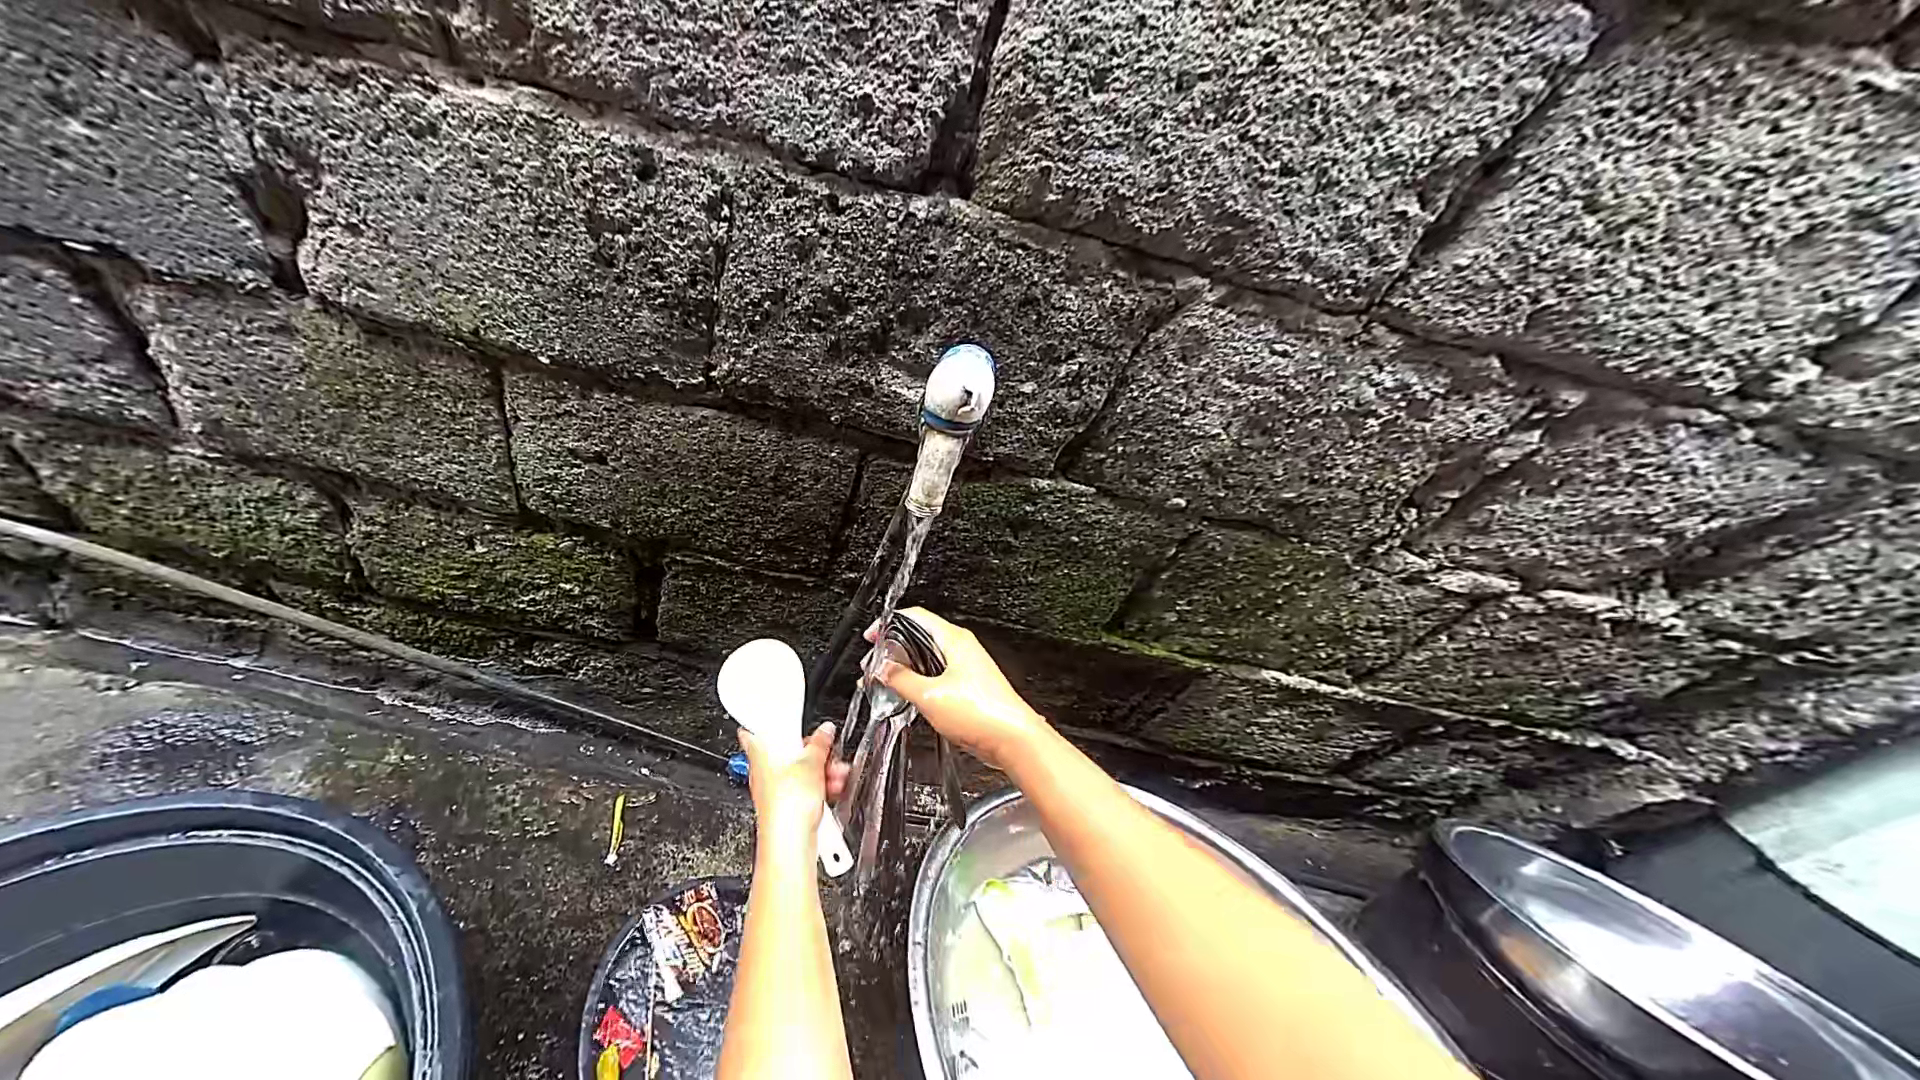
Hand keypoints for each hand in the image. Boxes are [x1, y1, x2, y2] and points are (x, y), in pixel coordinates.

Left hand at [738, 722, 849, 849]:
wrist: (790, 842)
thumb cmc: (786, 805)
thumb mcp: (811, 763)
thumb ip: (820, 743)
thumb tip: (825, 731)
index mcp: (760, 754)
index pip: (754, 730)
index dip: (768, 721)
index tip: (782, 717)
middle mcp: (764, 771)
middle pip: (787, 751)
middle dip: (812, 751)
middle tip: (826, 752)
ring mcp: (776, 789)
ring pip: (800, 770)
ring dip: (821, 769)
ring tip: (835, 773)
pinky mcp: (788, 806)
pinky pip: (805, 788)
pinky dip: (819, 785)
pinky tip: (832, 787)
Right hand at [867, 607, 1051, 770]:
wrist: (1013, 739)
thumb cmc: (983, 714)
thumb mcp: (929, 696)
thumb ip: (901, 679)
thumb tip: (882, 669)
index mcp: (954, 639)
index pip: (914, 617)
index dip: (888, 624)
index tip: (871, 637)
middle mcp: (961, 648)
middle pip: (919, 637)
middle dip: (892, 650)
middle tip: (874, 666)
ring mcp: (966, 667)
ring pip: (927, 658)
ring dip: (904, 668)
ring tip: (885, 682)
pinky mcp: (968, 686)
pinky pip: (937, 675)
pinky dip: (919, 681)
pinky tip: (907, 696)